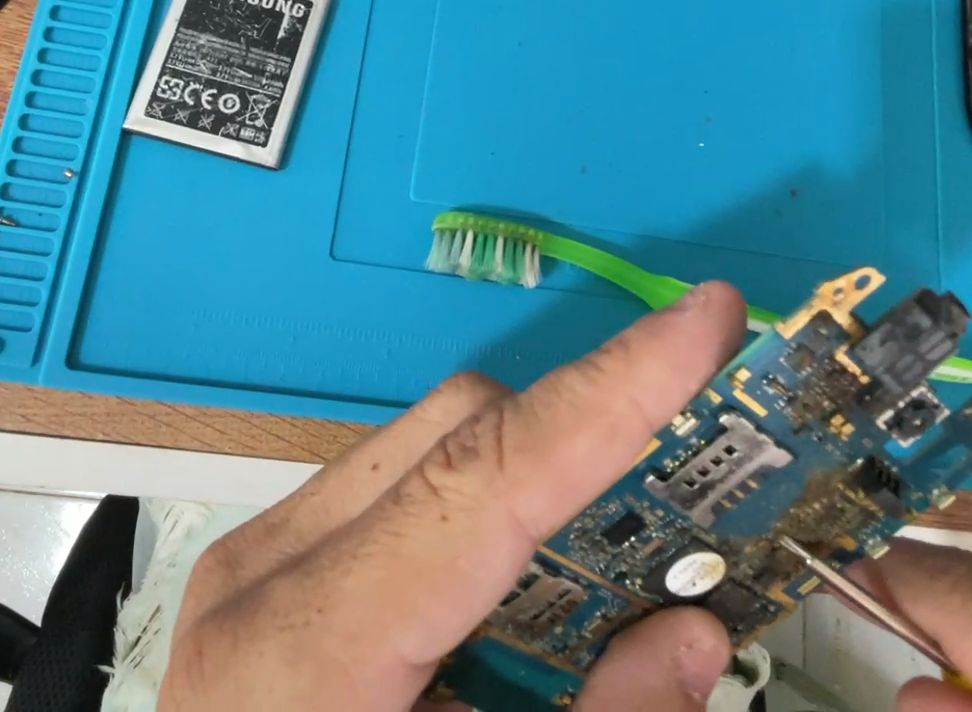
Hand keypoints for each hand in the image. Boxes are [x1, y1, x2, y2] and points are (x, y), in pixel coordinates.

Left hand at [158, 282, 751, 711]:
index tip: (709, 321)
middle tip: (684, 482)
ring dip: (533, 472)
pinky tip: (509, 580)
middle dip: (582, 440)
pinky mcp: (271, 559)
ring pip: (432, 439)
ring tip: (598, 550)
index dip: (610, 392)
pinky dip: (479, 504)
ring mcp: (262, 553)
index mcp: (309, 650)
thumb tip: (694, 629)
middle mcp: (273, 568)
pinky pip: (401, 482)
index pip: (484, 475)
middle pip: (461, 430)